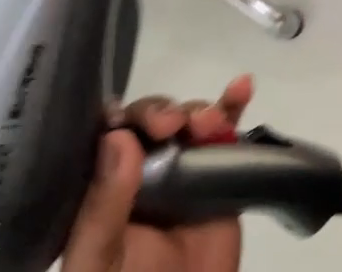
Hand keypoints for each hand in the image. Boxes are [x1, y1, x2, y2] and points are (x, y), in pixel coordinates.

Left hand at [62, 76, 254, 271]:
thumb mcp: (99, 263)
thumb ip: (103, 207)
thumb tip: (118, 137)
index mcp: (101, 192)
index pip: (104, 138)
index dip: (123, 117)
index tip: (145, 124)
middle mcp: (138, 174)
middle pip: (149, 121)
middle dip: (163, 111)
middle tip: (175, 126)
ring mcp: (182, 172)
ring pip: (188, 121)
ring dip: (201, 110)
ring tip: (211, 124)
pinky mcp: (219, 175)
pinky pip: (228, 134)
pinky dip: (234, 105)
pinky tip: (242, 87)